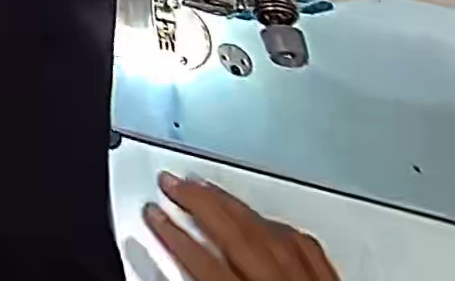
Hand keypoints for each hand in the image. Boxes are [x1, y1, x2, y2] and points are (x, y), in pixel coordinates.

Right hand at [144, 172, 339, 280]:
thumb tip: (184, 274)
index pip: (205, 267)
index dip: (173, 236)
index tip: (152, 214)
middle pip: (235, 235)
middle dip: (198, 203)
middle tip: (170, 182)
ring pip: (266, 230)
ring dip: (230, 203)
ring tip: (204, 185)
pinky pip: (302, 246)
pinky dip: (274, 227)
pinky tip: (260, 219)